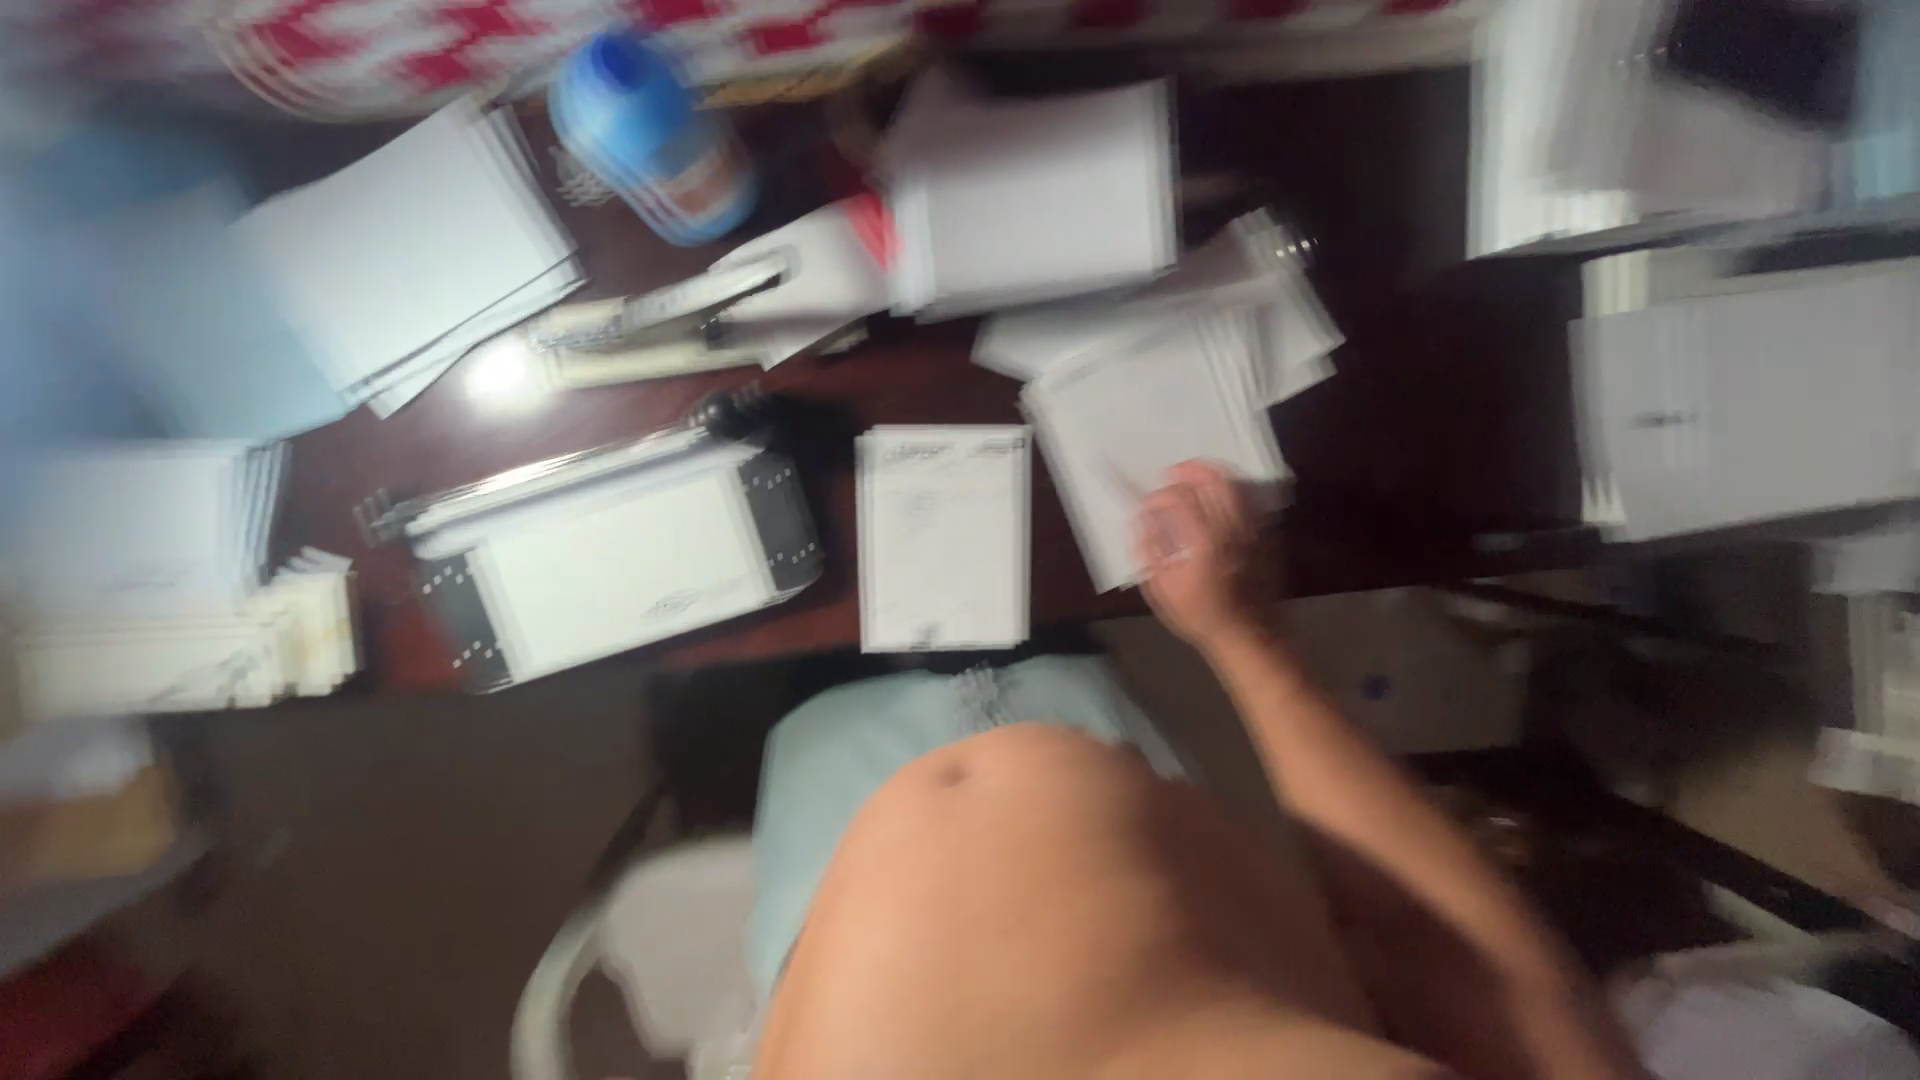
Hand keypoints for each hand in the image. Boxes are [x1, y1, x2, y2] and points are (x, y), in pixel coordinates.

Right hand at [1134, 460, 1265, 650]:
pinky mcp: (1266, 535)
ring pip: (1237, 485)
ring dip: (1214, 475)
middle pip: (1215, 480)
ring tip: (1197, 477)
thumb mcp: (1160, 589)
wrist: (1248, 634)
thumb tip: (1141, 521)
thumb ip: (1148, 550)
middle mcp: (1232, 528)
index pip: (1179, 498)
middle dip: (1191, 470)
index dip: (1160, 496)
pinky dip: (1233, 490)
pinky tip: (1220, 497)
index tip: (1148, 505)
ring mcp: (1254, 530)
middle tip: (1175, 472)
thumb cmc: (1200, 615)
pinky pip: (1251, 500)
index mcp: (1203, 541)